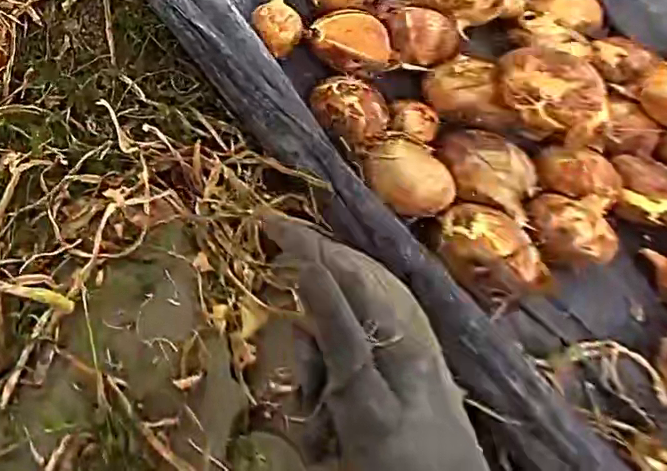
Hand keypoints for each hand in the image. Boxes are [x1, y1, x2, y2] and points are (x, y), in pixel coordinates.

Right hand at [258, 214, 488, 470]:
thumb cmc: (404, 456)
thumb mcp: (359, 392)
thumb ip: (334, 325)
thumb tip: (305, 261)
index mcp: (397, 320)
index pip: (340, 258)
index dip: (300, 237)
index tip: (262, 219)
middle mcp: (401, 325)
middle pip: (338, 283)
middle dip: (303, 299)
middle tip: (275, 311)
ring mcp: (400, 352)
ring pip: (336, 322)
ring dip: (313, 355)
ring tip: (311, 403)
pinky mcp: (395, 377)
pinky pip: (345, 352)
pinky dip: (325, 373)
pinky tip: (322, 411)